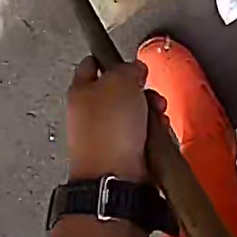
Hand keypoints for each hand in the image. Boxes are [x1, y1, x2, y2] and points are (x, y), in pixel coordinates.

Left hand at [64, 57, 154, 181]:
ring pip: (134, 112)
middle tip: (146, 91)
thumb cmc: (109, 130)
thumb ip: (128, 68)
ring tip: (156, 115)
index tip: (122, 59)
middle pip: (119, 90)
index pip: (91, 65)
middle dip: (139, 89)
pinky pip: (143, 134)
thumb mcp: (121, 81)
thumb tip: (135, 69)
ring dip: (150, 111)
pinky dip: (153, 132)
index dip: (108, 60)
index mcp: (80, 91)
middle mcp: (90, 113)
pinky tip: (156, 133)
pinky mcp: (123, 153)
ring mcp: (106, 135)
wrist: (115, 178)